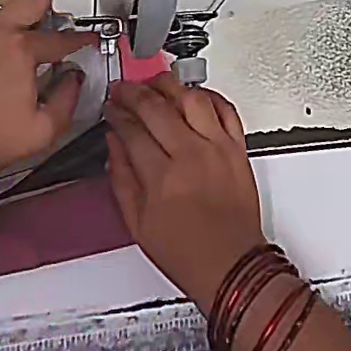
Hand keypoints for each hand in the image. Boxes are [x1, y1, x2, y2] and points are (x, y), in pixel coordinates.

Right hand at [104, 72, 264, 310]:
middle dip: (133, 92)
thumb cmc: (188, 253)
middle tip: (124, 90)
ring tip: (154, 84)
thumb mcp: (138, 224)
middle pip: (157, 106)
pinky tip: (193, 94)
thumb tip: (114, 145)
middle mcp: (192, 157)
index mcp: (163, 178)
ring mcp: (218, 149)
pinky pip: (226, 109)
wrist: (232, 267)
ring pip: (191, 98)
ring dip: (168, 85)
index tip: (111, 110)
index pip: (131, 129)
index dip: (116, 113)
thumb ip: (121, 179)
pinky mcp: (238, 149)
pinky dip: (208, 96)